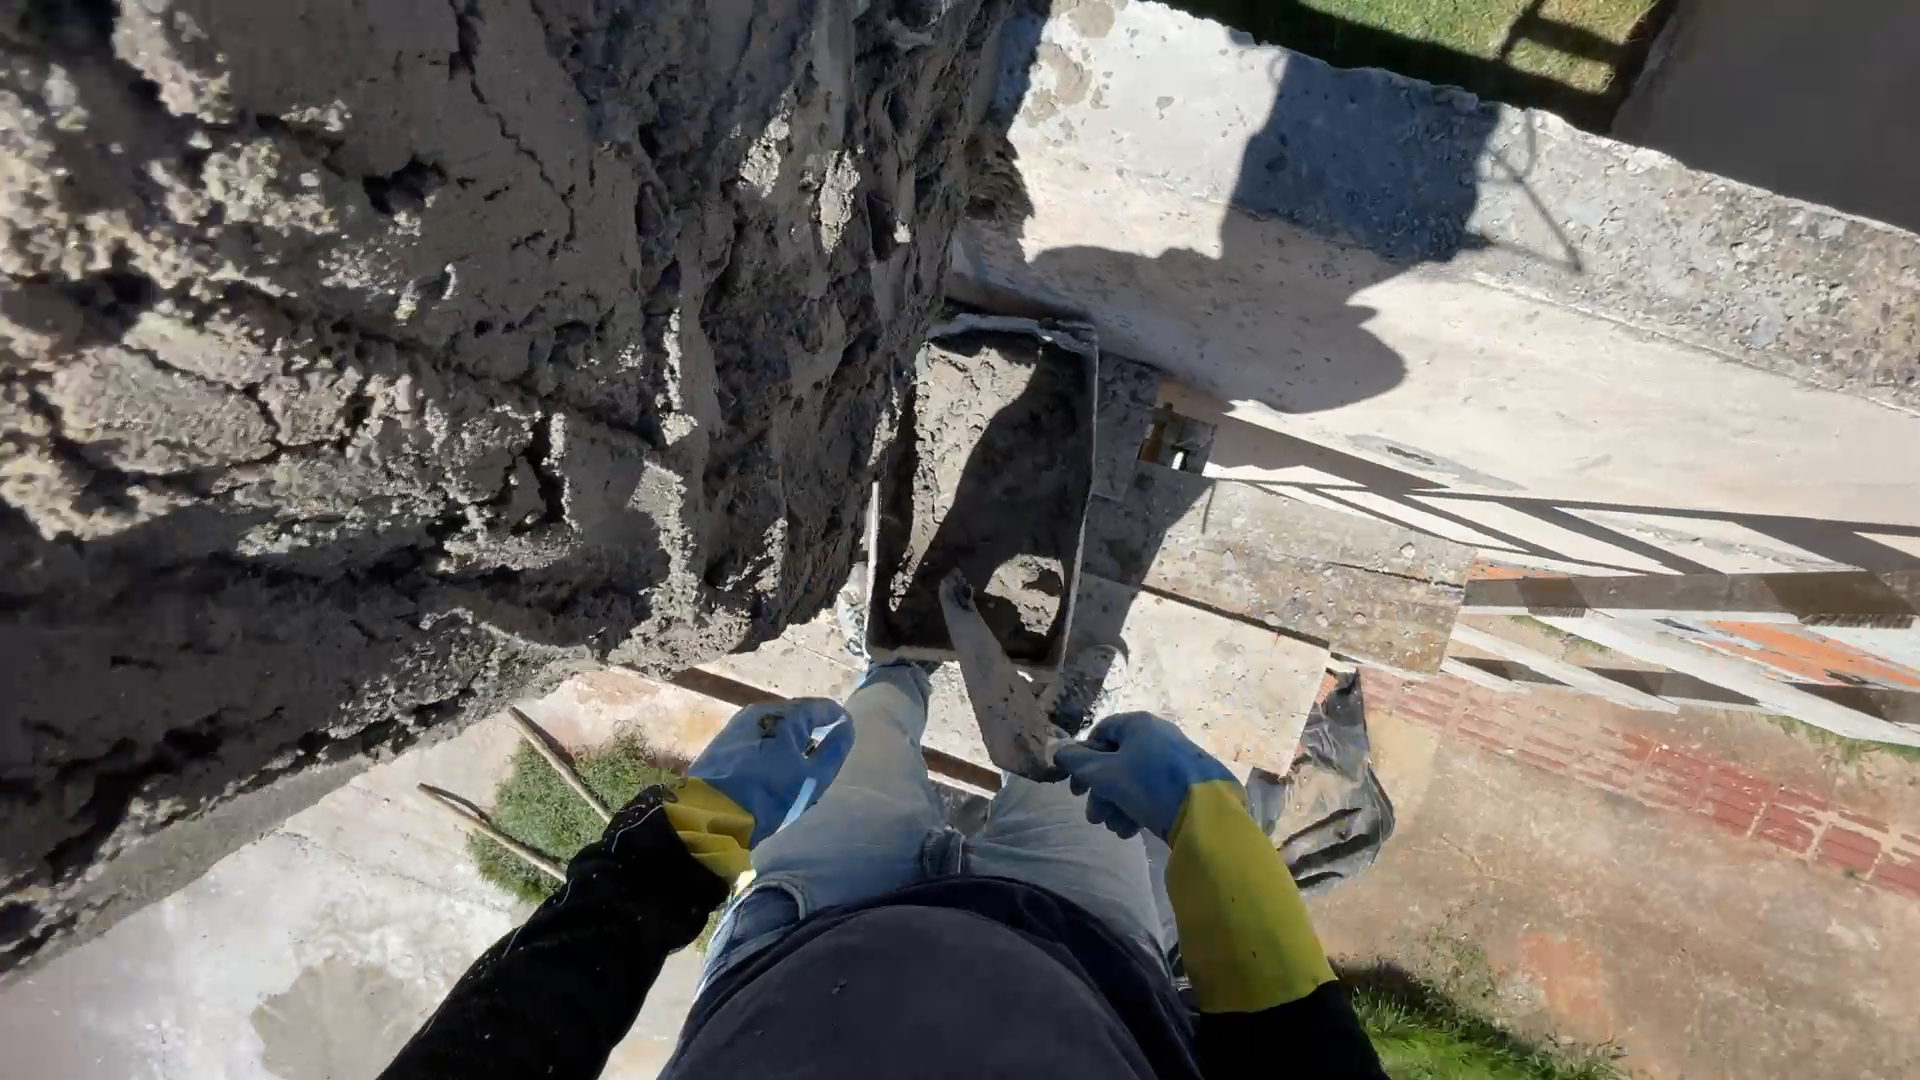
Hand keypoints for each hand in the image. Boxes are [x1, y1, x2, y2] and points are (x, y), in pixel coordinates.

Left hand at [688, 698, 854, 845]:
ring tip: (798, 762)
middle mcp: (764, 709)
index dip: (839, 721)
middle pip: (799, 713)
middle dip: (814, 729)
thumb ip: (835, 749)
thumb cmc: (770, 795)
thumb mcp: (813, 777)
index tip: (845, 738)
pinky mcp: (725, 738)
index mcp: (789, 715)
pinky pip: (759, 734)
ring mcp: (741, 722)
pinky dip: (771, 744)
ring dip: (791, 737)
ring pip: (777, 724)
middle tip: (822, 754)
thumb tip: (847, 727)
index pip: (825, 707)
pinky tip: (772, 765)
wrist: (711, 814)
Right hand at [1053, 712, 1234, 840]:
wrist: (1205, 812)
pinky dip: (1138, 807)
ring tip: (1113, 827)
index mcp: (1138, 725)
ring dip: (1116, 803)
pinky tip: (1131, 831)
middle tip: (1093, 816)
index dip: (1083, 758)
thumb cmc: (1148, 783)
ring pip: (1133, 779)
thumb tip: (1057, 751)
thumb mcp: (1104, 773)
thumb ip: (1076, 762)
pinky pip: (1154, 790)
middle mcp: (1157, 736)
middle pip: (1116, 760)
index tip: (1075, 785)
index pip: (1101, 733)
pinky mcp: (1187, 784)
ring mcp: (1175, 760)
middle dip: (1099, 791)